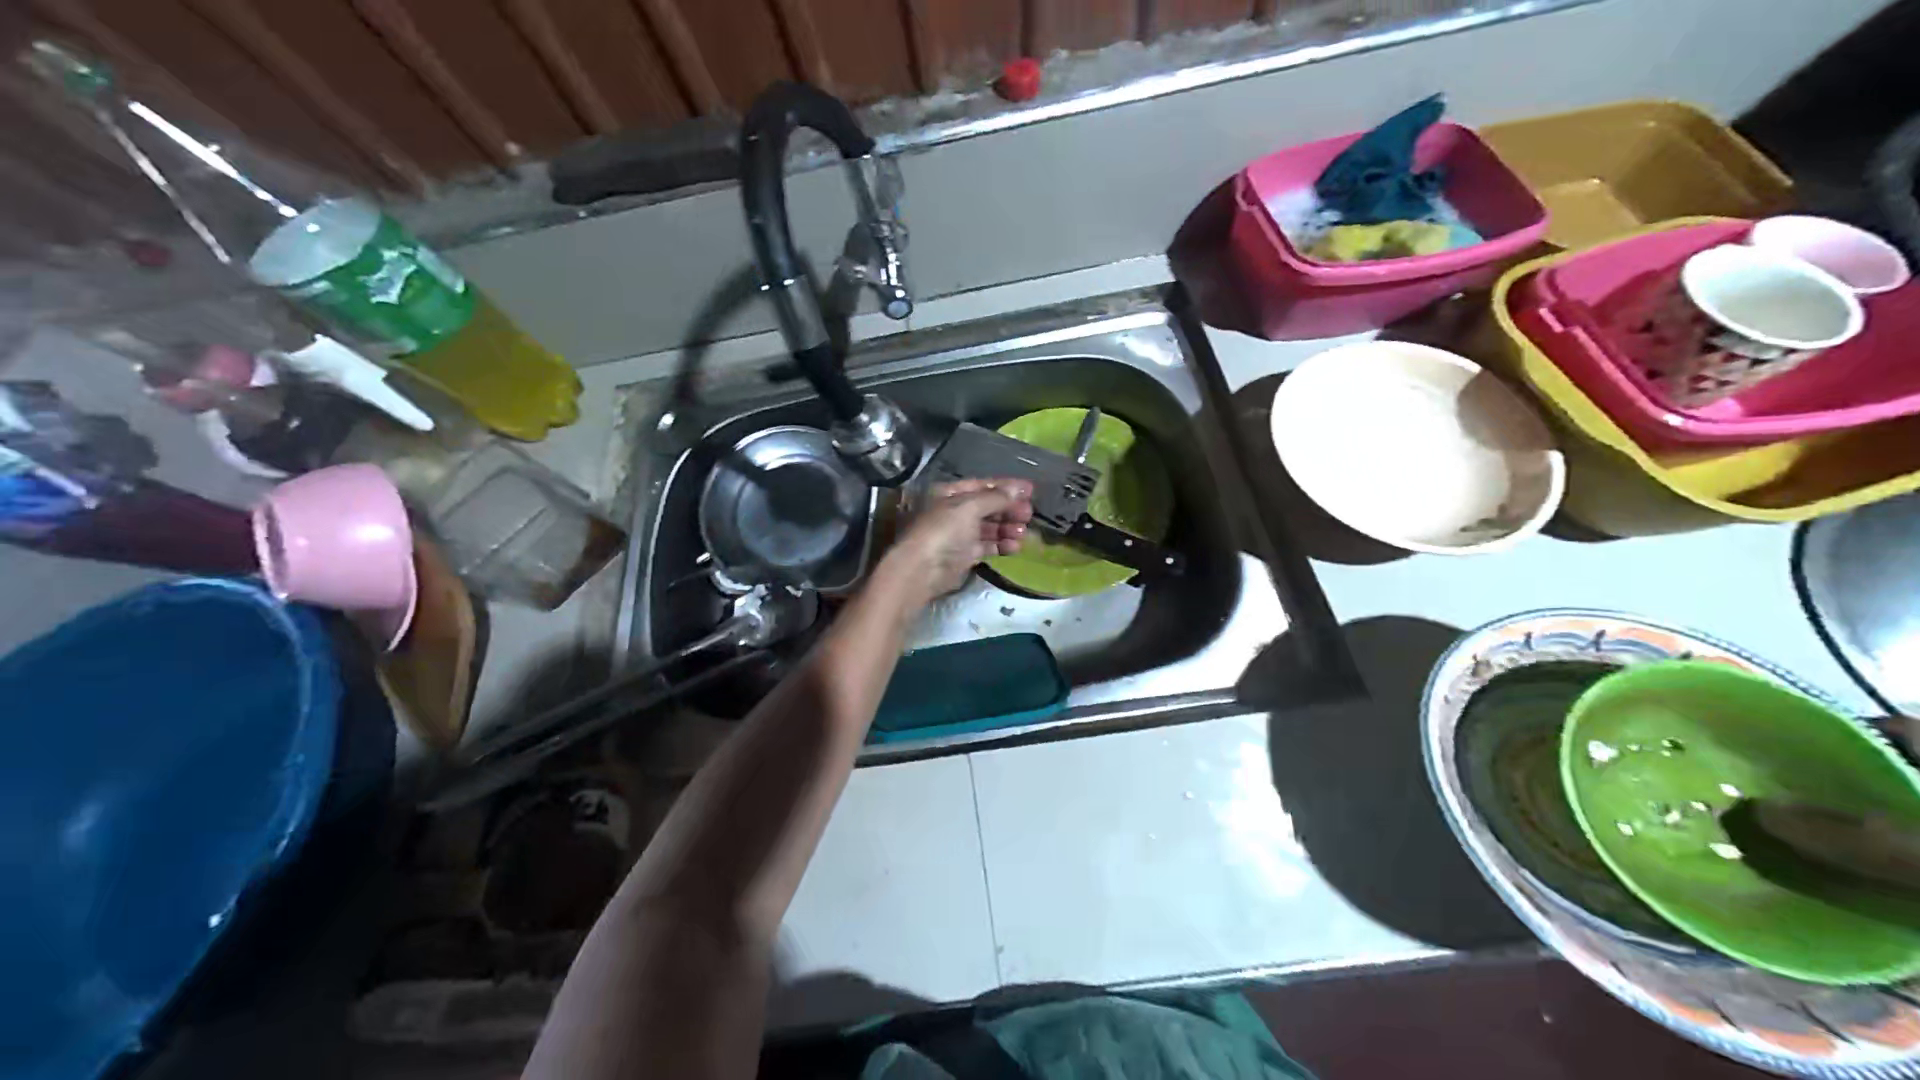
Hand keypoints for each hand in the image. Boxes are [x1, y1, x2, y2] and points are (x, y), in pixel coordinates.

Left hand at [875, 478, 1033, 611]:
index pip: (982, 486)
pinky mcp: (964, 555)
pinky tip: (1015, 547)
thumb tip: (1020, 488)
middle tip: (1029, 514)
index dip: (1007, 487)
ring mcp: (958, 534)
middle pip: (987, 507)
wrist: (922, 570)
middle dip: (1009, 509)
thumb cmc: (943, 530)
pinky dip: (1001, 545)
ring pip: (989, 527)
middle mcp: (953, 511)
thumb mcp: (970, 506)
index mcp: (949, 493)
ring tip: (1023, 532)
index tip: (1031, 491)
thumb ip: (996, 497)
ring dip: (1007, 528)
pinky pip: (987, 546)